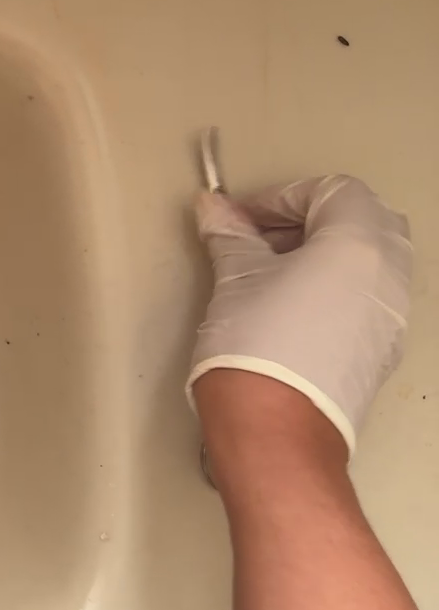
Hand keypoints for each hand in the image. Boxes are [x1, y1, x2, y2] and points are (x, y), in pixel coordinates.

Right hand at [190, 175, 412, 454]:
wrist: (276, 417)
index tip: (237, 217)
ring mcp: (394, 308)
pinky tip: (283, 306)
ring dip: (317, 251)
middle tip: (251, 238)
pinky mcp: (383, 339)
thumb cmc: (255, 340)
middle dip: (305, 220)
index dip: (281, 196)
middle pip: (361, 220)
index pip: (335, 192)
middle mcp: (391, 271)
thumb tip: (214, 206)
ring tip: (263, 273)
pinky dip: (329, 282)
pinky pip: (365, 291)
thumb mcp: (232, 280)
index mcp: (360, 245)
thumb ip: (228, 237)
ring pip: (368, 256)